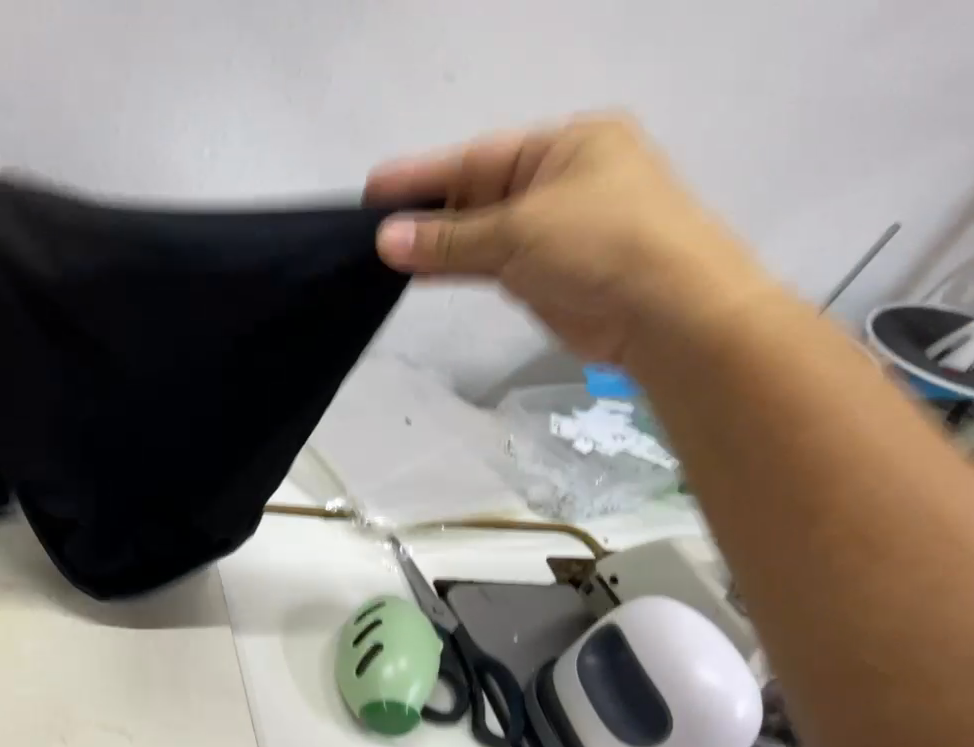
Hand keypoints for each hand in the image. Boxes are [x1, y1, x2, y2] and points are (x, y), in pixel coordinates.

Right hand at [366, 115, 778, 367]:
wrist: (669, 312)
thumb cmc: (602, 245)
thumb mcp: (518, 231)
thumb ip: (446, 239)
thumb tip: (384, 240)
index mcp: (567, 146)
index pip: (478, 158)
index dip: (422, 176)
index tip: (372, 189)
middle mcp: (558, 181)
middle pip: (475, 194)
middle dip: (423, 213)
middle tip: (365, 226)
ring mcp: (551, 228)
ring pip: (476, 232)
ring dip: (433, 245)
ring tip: (377, 253)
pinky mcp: (542, 270)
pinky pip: (484, 262)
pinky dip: (451, 267)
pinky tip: (412, 273)